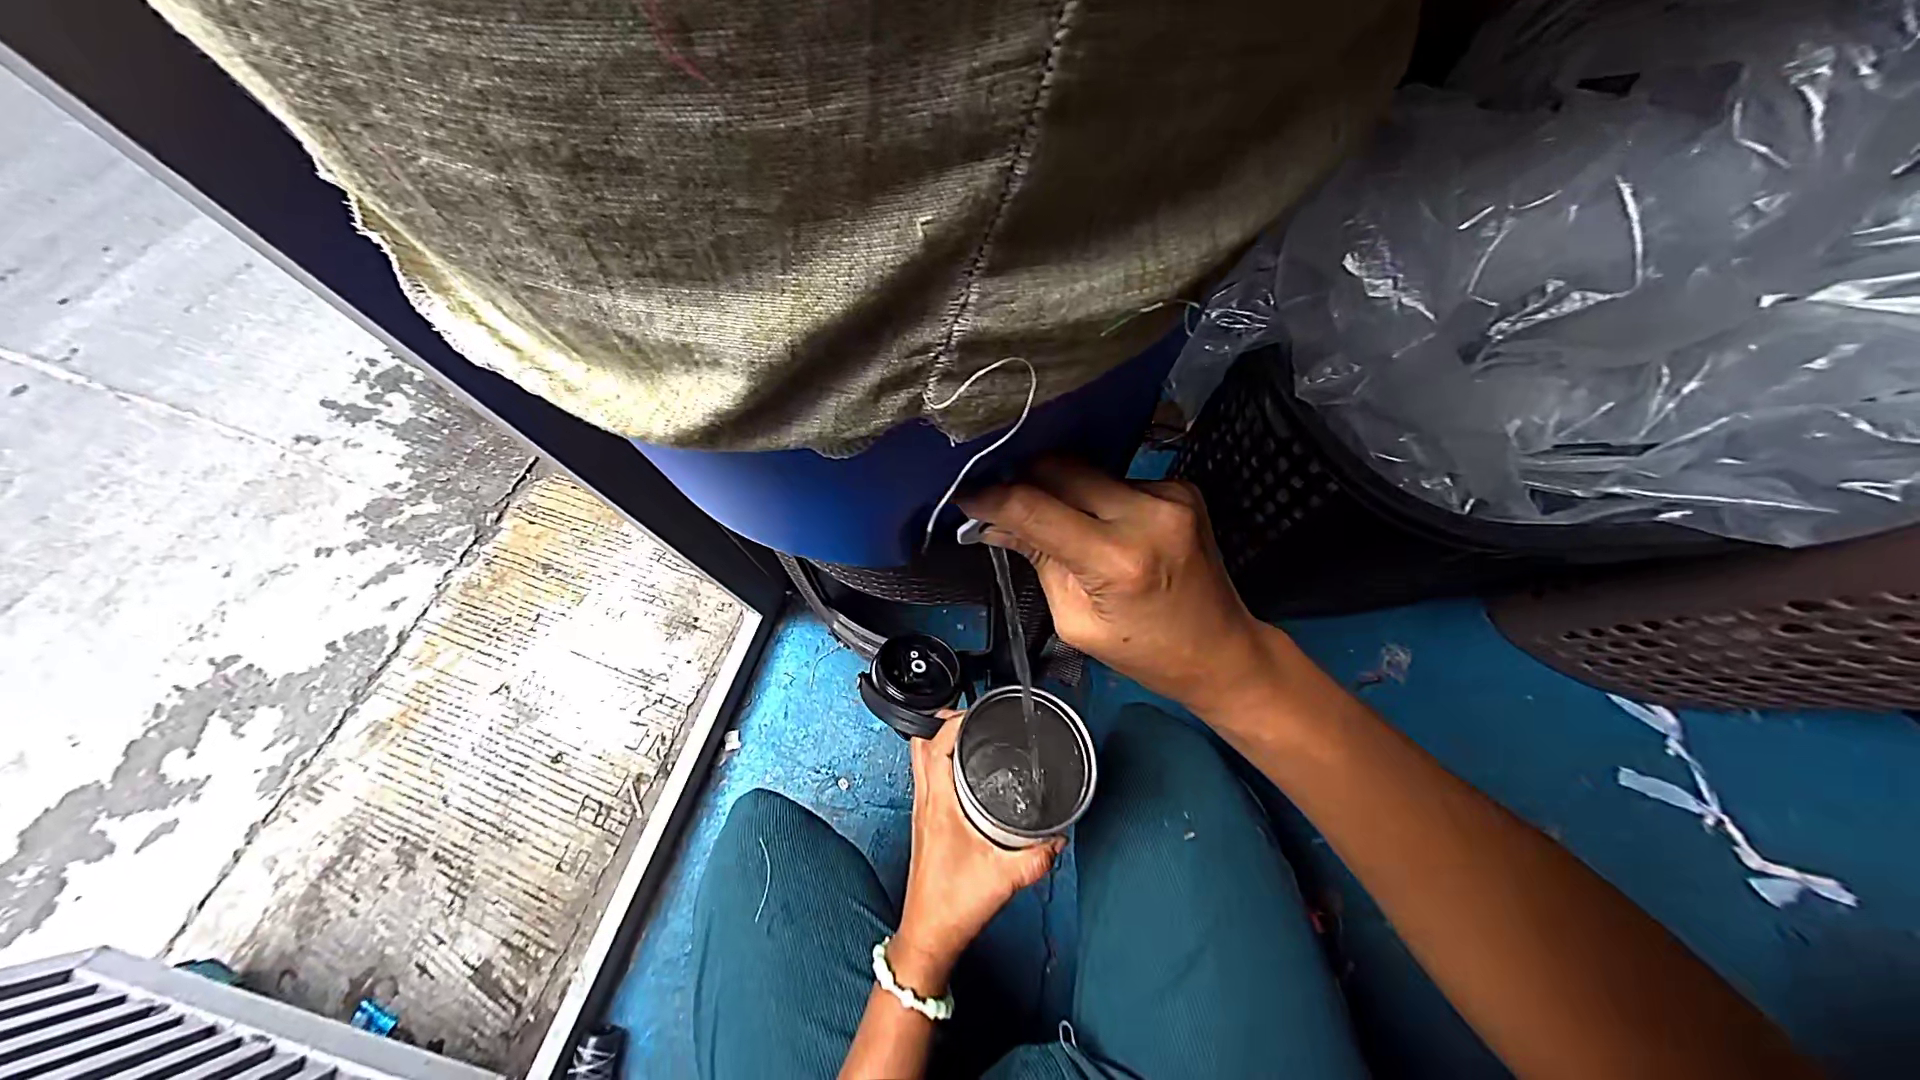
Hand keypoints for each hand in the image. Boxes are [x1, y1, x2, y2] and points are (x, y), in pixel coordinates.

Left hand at [892, 715, 1061, 991]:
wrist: (929, 935)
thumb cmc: (953, 906)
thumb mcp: (1004, 878)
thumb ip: (1037, 857)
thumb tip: (1058, 837)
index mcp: (938, 806)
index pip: (934, 747)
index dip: (951, 722)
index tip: (973, 711)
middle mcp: (924, 803)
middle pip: (918, 746)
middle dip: (939, 723)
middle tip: (968, 716)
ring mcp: (920, 812)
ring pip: (918, 761)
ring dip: (936, 741)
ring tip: (966, 734)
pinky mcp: (924, 823)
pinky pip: (924, 778)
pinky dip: (937, 762)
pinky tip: (961, 771)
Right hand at [957, 458, 1282, 717]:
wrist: (1221, 650)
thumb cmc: (1145, 652)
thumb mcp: (1075, 620)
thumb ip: (1038, 561)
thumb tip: (994, 524)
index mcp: (1117, 560)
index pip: (1034, 508)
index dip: (991, 498)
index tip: (965, 496)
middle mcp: (1147, 514)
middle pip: (1059, 468)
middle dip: (1022, 480)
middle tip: (1001, 501)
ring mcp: (1169, 494)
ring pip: (1086, 469)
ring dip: (1058, 487)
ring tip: (1051, 518)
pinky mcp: (1180, 487)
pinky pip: (1115, 478)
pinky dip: (1093, 495)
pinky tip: (1097, 522)